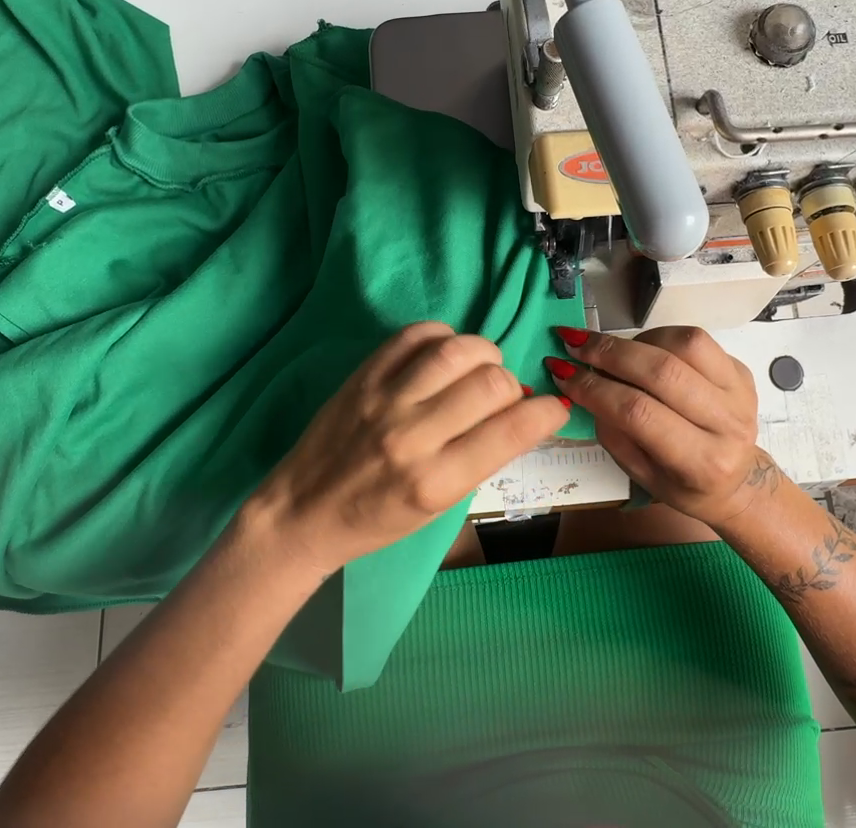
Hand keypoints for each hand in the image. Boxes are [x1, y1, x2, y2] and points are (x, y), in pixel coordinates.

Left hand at [243, 322, 568, 576]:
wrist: (303, 512)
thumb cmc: (378, 521)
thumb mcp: (440, 507)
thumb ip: (483, 458)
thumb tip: (524, 414)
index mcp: (436, 481)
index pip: (513, 430)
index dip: (546, 413)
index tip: (552, 408)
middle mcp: (412, 436)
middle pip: (491, 383)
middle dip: (513, 385)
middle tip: (504, 396)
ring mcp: (384, 400)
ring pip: (457, 350)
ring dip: (483, 354)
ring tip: (480, 367)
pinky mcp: (362, 376)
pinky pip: (414, 335)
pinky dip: (442, 336)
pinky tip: (444, 354)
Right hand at [545, 326, 776, 528]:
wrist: (737, 482)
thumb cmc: (682, 484)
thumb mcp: (640, 475)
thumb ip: (613, 432)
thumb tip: (582, 383)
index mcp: (701, 462)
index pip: (639, 413)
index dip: (594, 389)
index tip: (562, 374)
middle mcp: (727, 424)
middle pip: (662, 372)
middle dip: (608, 353)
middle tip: (573, 345)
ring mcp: (739, 393)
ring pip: (684, 344)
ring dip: (636, 341)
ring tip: (612, 350)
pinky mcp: (741, 370)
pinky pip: (697, 339)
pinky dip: (660, 337)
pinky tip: (642, 349)